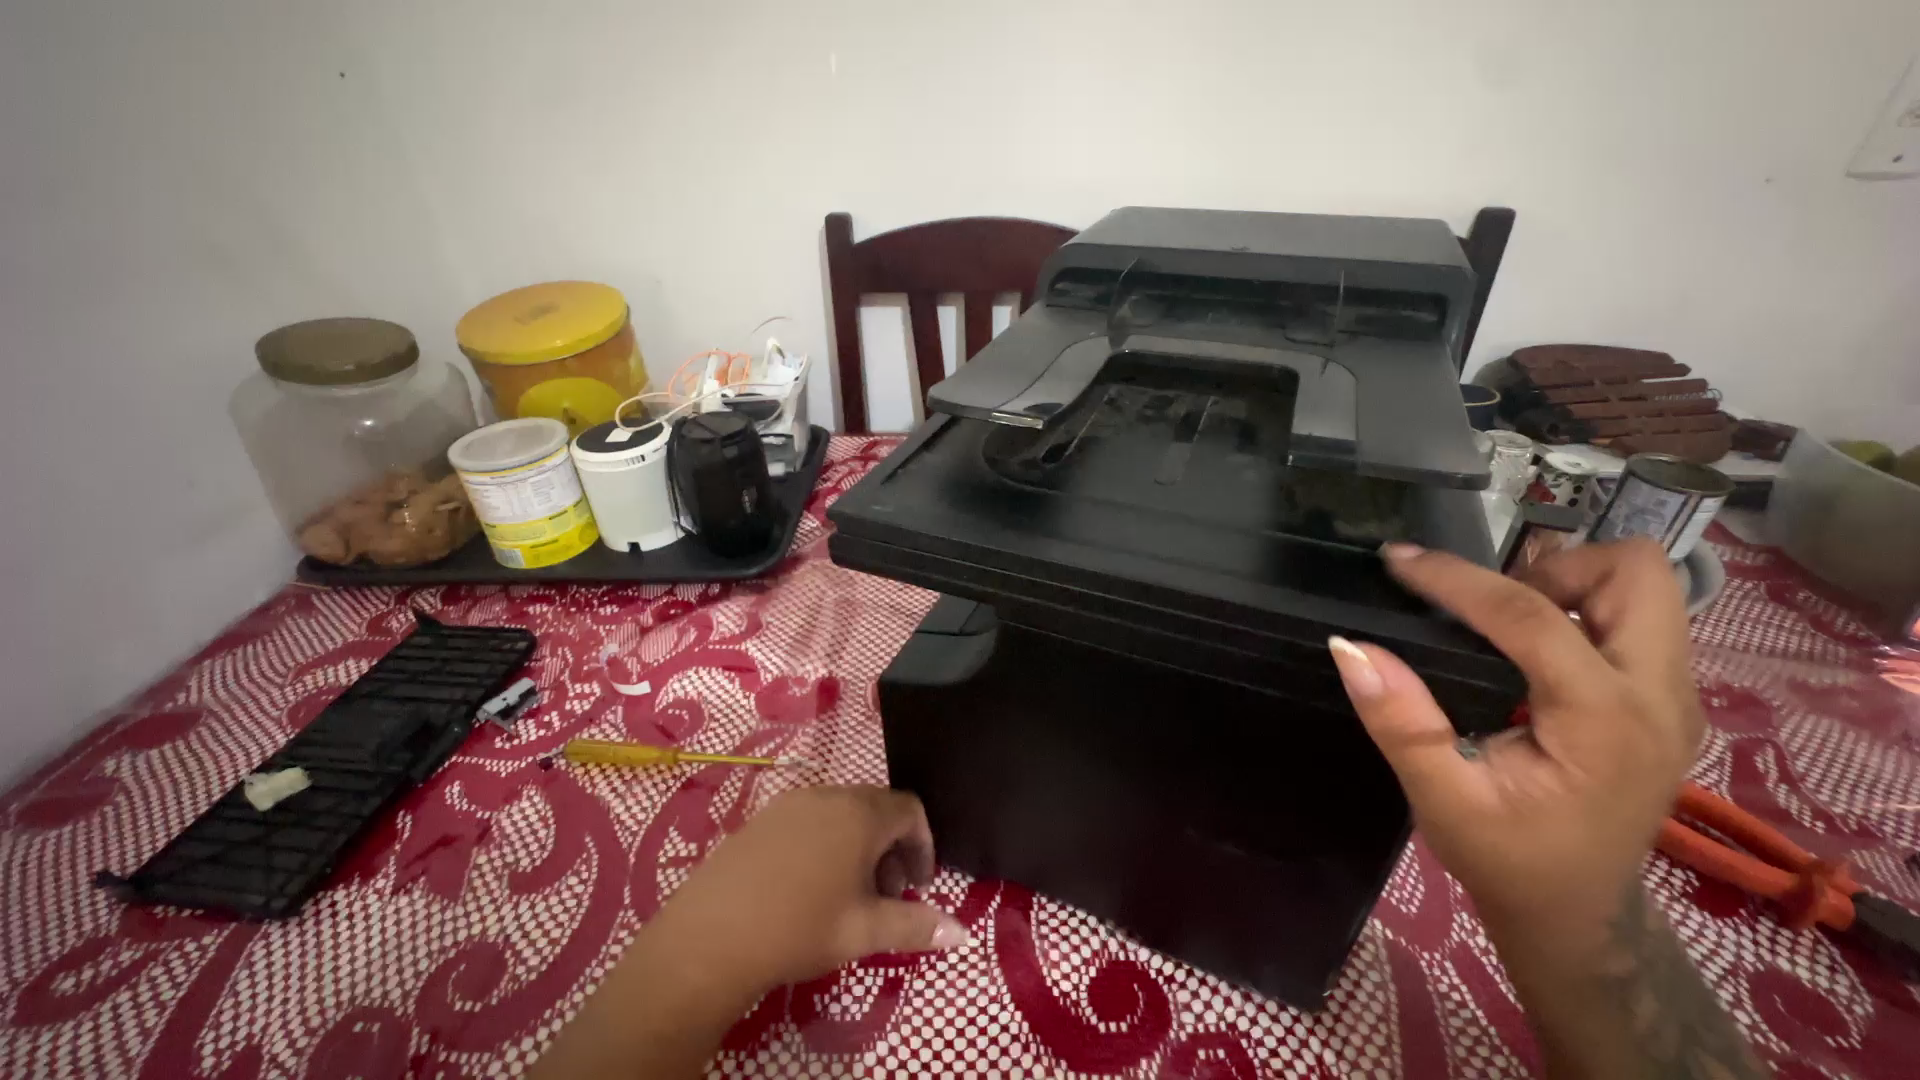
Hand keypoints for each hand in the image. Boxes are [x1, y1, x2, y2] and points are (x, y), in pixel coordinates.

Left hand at [533, 786, 969, 1079]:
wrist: (711, 937)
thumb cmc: (800, 928)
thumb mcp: (864, 931)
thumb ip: (916, 926)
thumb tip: (961, 933)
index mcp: (860, 814)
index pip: (910, 809)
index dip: (923, 844)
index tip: (919, 885)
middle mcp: (829, 796)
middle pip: (877, 808)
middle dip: (892, 848)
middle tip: (889, 895)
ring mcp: (791, 803)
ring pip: (842, 813)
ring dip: (860, 846)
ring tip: (849, 894)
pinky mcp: (762, 818)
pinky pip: (810, 819)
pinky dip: (826, 842)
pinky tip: (809, 887)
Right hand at [1327, 538, 1703, 942]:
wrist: (1578, 913)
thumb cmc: (1508, 859)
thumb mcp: (1441, 799)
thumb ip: (1400, 722)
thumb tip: (1350, 646)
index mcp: (1606, 722)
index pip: (1532, 616)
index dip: (1456, 578)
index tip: (1398, 560)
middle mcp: (1661, 697)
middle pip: (1635, 573)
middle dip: (1552, 569)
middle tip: (1487, 607)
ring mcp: (1676, 697)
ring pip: (1645, 588)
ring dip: (1570, 584)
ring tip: (1505, 624)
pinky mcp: (1667, 700)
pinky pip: (1638, 618)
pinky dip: (1582, 609)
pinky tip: (1530, 649)